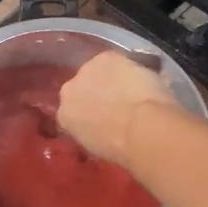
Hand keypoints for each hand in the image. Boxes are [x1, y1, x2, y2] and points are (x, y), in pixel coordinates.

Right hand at [57, 50, 179, 165]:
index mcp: (64, 116)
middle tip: (119, 101)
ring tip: (133, 87)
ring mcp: (86, 71)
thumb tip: (106, 125)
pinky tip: (143, 76)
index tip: (106, 116)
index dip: (91, 111)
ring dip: (112, 77)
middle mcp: (68, 91)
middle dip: (97, 91)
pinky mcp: (105, 57)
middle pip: (82, 86)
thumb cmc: (121, 148)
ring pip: (99, 71)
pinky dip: (128, 66)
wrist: (141, 129)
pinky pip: (116, 60)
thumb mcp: (98, 145)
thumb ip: (93, 130)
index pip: (73, 110)